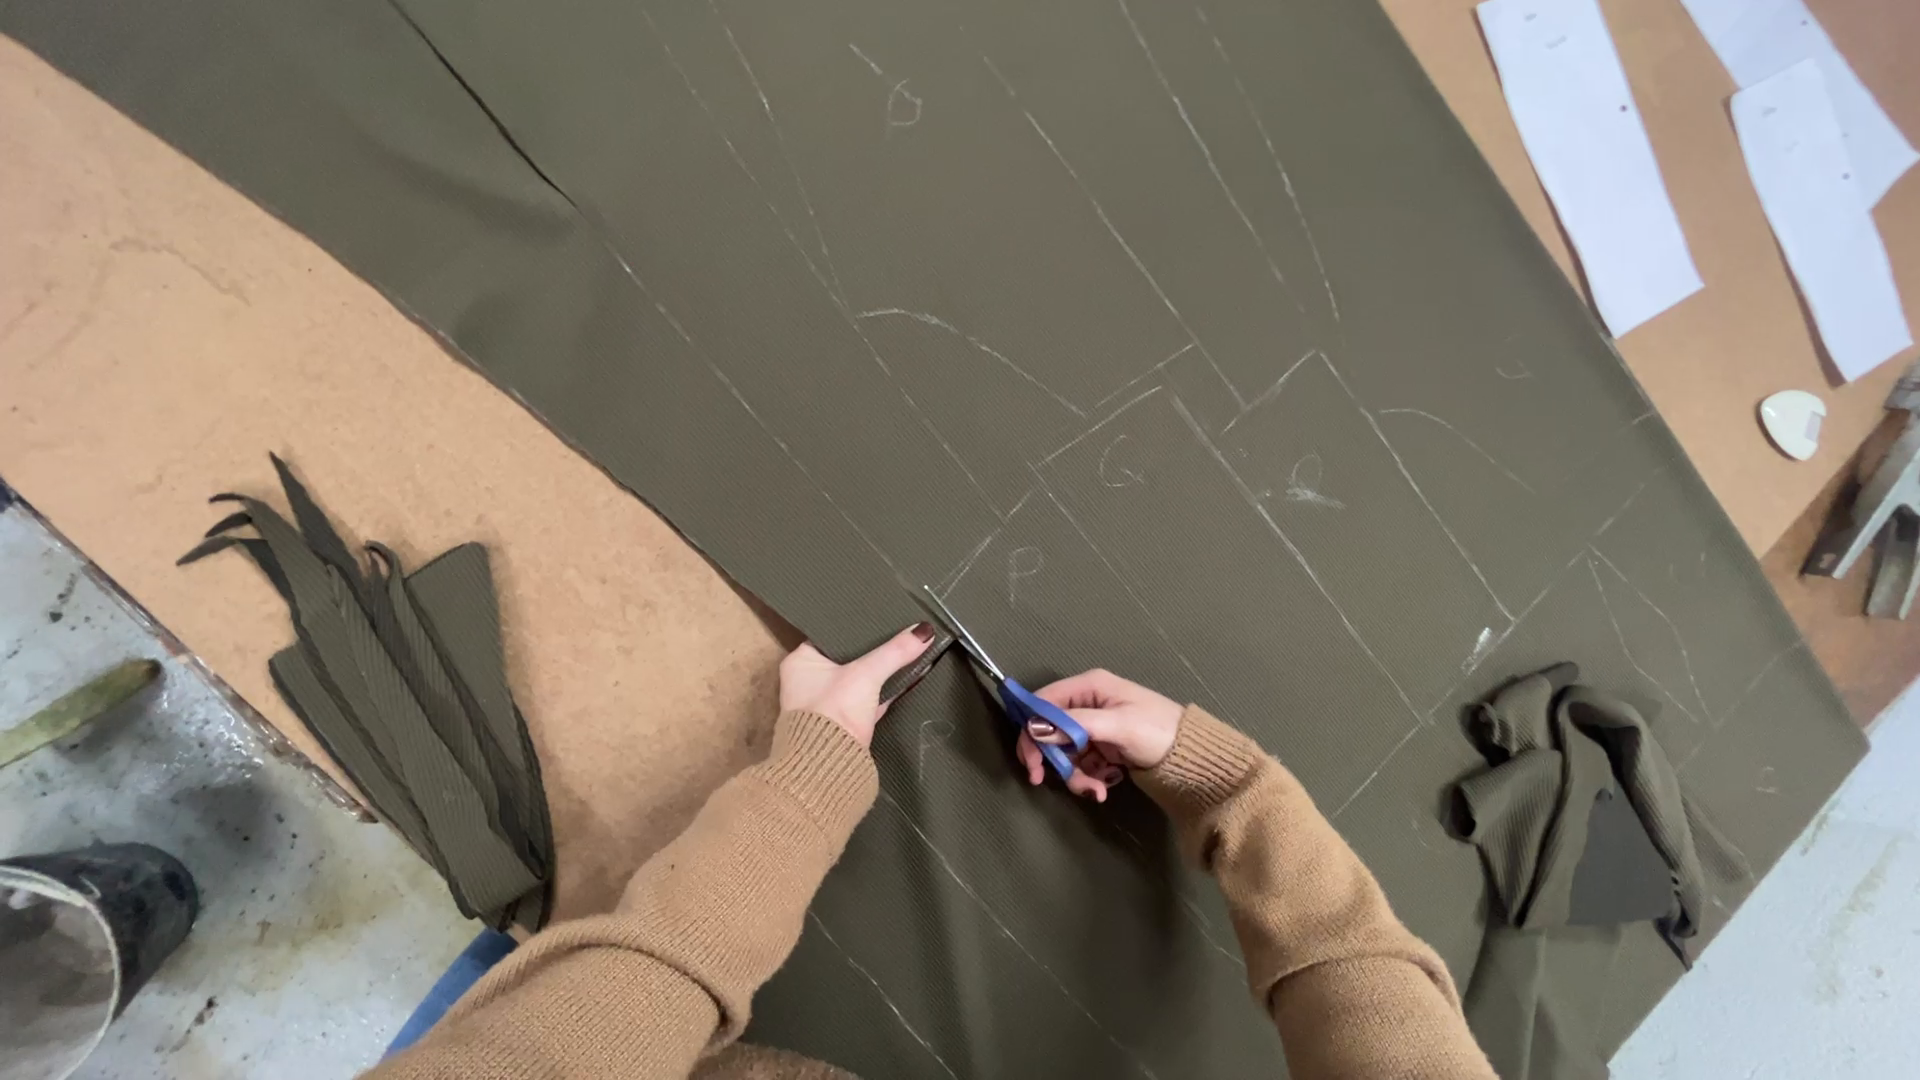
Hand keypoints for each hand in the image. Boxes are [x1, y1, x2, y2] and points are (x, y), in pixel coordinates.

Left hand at [779, 623, 936, 747]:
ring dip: (880, 670)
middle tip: (898, 630)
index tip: (879, 616)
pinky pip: (869, 698)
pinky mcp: (845, 722)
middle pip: (848, 657)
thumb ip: (895, 652)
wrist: (829, 767)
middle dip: (873, 649)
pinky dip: (885, 690)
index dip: (856, 626)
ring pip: (859, 679)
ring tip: (907, 650)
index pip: (830, 634)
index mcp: (800, 661)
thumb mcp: (866, 674)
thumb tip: (923, 630)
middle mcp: (808, 681)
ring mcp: (827, 704)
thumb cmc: (833, 712)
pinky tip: (908, 678)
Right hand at [1016, 669, 1182, 802]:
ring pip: (1064, 751)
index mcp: (1090, 686)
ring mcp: (1094, 726)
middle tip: (1040, 779)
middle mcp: (1087, 702)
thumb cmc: (1159, 732)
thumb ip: (1076, 725)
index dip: (1032, 727)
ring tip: (1095, 790)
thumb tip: (1035, 727)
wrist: (1195, 759)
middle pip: (1050, 728)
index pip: (1045, 702)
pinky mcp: (1102, 747)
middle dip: (1050, 756)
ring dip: (1073, 774)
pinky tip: (1103, 787)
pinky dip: (1087, 778)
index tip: (1030, 758)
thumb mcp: (1118, 726)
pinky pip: (1080, 763)